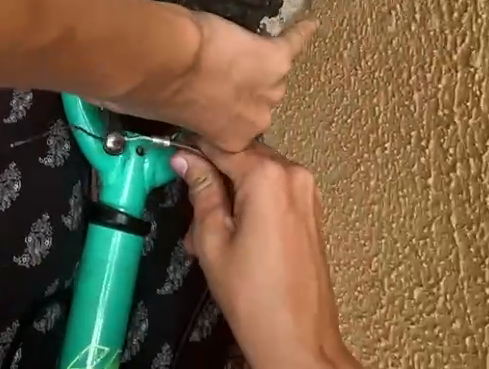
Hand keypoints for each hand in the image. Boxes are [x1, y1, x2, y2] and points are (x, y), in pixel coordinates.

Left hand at [115, 12, 314, 151]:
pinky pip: (293, 44)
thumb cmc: (155, 91)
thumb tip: (182, 102)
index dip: (220, 104)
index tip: (207, 92)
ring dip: (252, 61)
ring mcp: (270, 88)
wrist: (164, 62)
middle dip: (237, 86)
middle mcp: (257, 120)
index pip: (235, 124)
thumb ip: (188, 112)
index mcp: (232, 140)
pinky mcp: (275, 57)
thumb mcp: (169, 113)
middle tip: (213, 69)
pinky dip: (301, 34)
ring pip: (268, 73)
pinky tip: (312, 25)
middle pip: (255, 100)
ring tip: (229, 46)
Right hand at [173, 142, 358, 368]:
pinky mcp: (311, 209)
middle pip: (242, 156)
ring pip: (257, 173)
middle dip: (215, 176)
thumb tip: (186, 160)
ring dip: (232, 191)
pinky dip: (253, 201)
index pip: (221, 145)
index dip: (194, 150)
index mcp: (267, 176)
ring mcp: (306, 191)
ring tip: (210, 229)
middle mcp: (293, 174)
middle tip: (191, 207)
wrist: (299, 343)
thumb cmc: (256, 299)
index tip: (176, 157)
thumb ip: (201, 191)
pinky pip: (274, 189)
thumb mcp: (213, 240)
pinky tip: (236, 231)